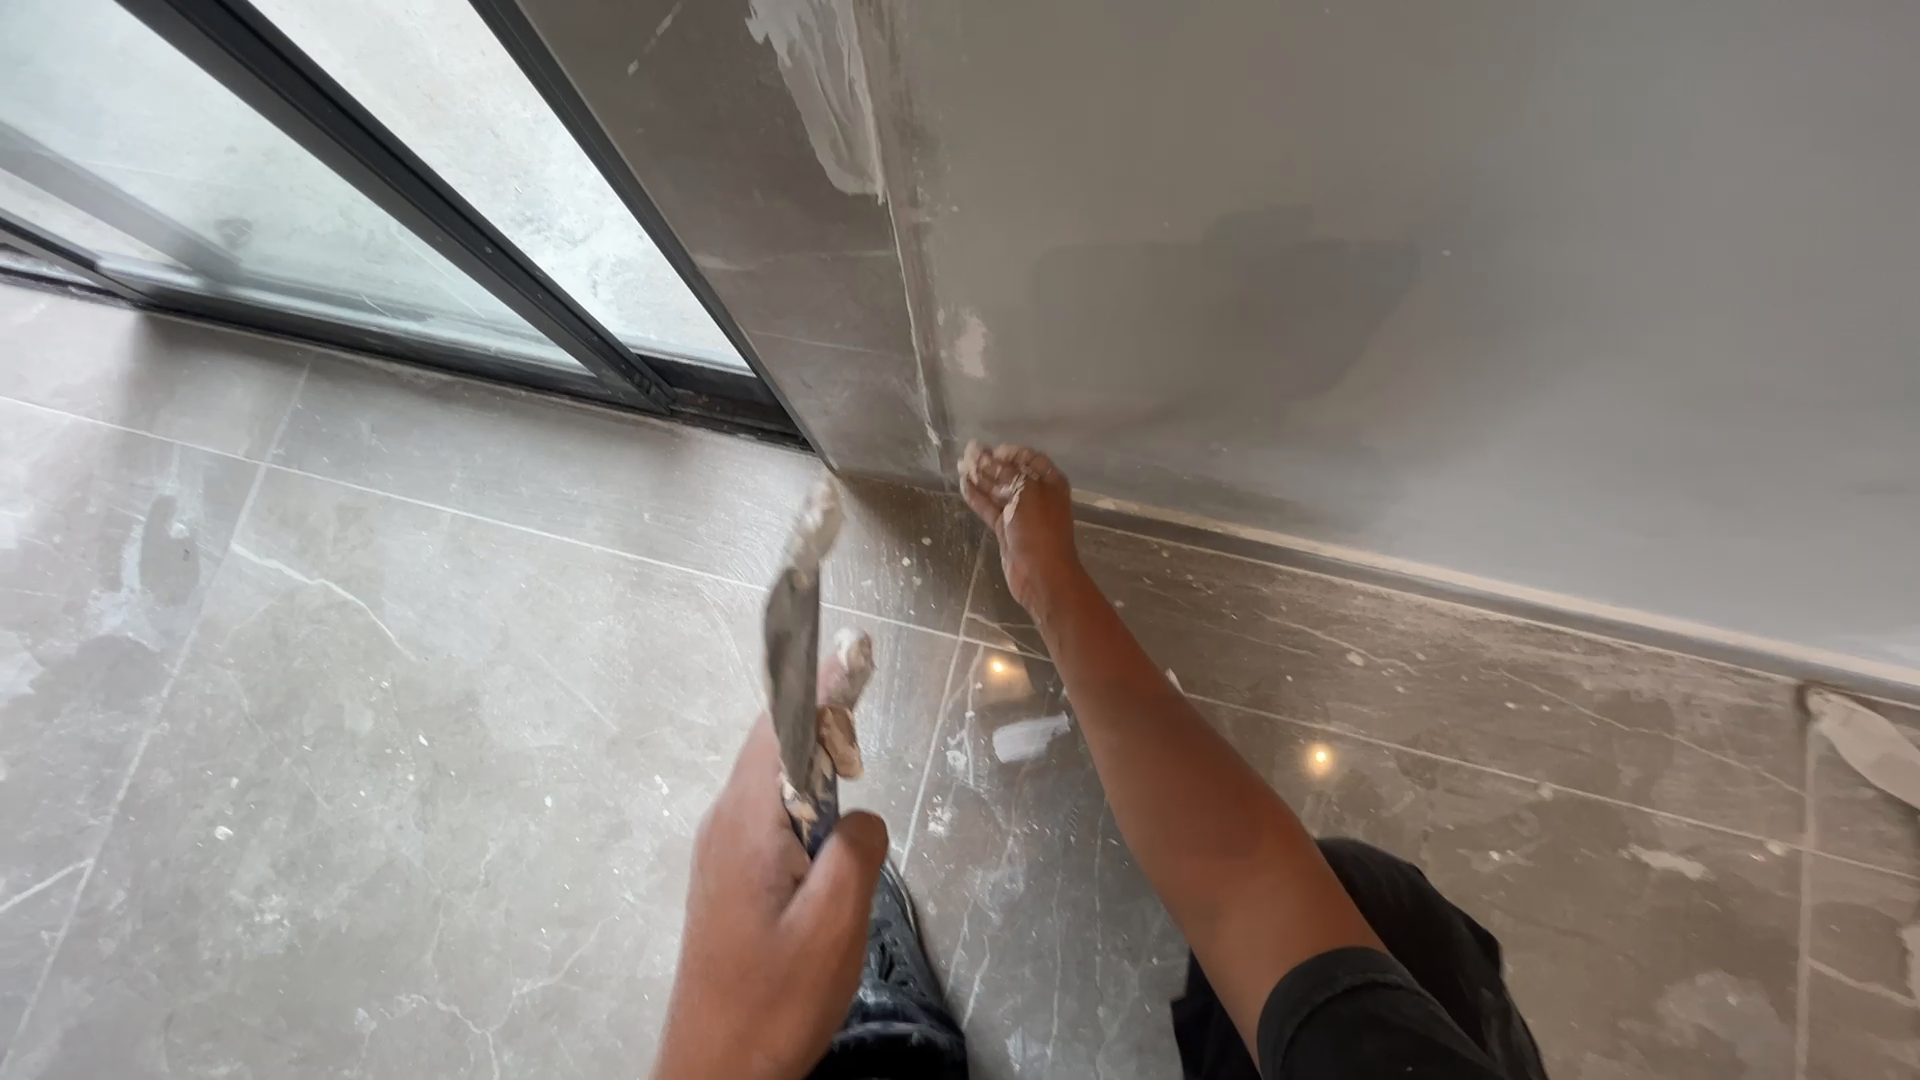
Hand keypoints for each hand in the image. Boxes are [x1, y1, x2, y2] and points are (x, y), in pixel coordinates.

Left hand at [653, 718, 887, 1079]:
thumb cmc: (775, 999)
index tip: (853, 651)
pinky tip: (827, 830)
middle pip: (773, 744)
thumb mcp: (835, 925)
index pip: (780, 727)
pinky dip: (802, 797)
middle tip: (865, 711)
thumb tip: (861, 815)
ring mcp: (720, 847)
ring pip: (771, 779)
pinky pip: (768, 811)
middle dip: (821, 719)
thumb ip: (858, 849)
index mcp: (747, 822)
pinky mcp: (727, 873)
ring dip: (814, 762)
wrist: (714, 1074)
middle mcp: (724, 821)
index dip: (819, 685)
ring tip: (852, 768)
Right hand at [959, 442, 1084, 615]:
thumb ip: (1005, 474)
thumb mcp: (1026, 494)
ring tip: (961, 465)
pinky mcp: (1005, 529)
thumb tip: (984, 457)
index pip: (1028, 459)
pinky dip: (977, 497)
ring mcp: (1019, 513)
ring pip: (997, 490)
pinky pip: (989, 508)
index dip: (1010, 452)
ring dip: (980, 478)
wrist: (1042, 575)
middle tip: (968, 453)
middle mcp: (1036, 495)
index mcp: (1049, 483)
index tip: (990, 448)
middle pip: (1010, 473)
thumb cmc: (1040, 530)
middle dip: (990, 463)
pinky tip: (963, 485)